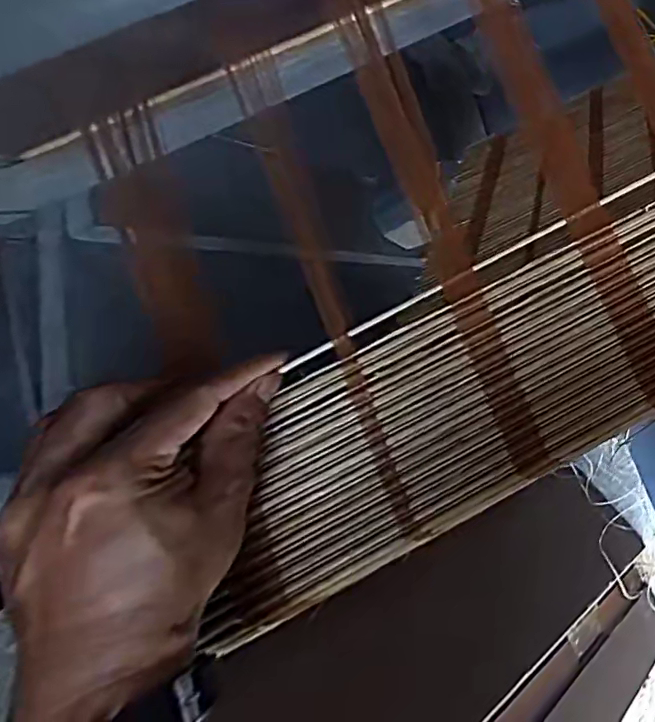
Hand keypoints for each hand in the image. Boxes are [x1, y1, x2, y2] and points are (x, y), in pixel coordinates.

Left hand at [2, 356, 282, 721]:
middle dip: (172, 386)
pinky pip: (49, 455)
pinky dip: (97, 436)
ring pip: (67, 423)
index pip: (181, 405)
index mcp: (106, 480)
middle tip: (222, 391)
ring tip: (180, 416)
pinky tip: (136, 449)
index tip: (267, 362)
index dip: (232, 377)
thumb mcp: (221, 505)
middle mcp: (49, 485)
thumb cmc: (169, 584)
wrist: (105, 654)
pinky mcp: (13, 520)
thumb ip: (235, 440)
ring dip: (128, 407)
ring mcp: (20, 505)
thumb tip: (256, 392)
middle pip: (108, 400)